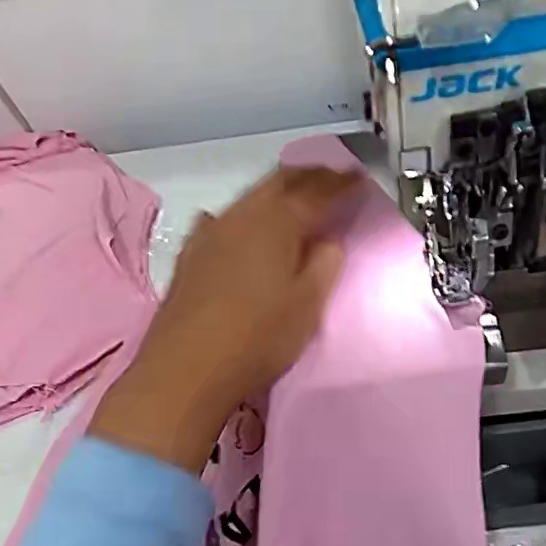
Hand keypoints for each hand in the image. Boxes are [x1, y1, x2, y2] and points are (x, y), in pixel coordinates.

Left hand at [88, 167, 359, 471]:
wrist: (187, 369)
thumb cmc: (258, 339)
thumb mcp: (307, 307)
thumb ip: (324, 267)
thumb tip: (329, 241)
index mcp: (276, 225)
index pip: (315, 192)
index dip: (340, 183)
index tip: (357, 176)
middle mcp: (241, 217)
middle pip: (278, 182)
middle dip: (307, 176)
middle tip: (330, 177)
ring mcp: (210, 233)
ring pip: (249, 198)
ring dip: (276, 192)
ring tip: (294, 199)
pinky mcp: (190, 255)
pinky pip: (223, 220)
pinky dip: (243, 215)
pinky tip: (240, 226)